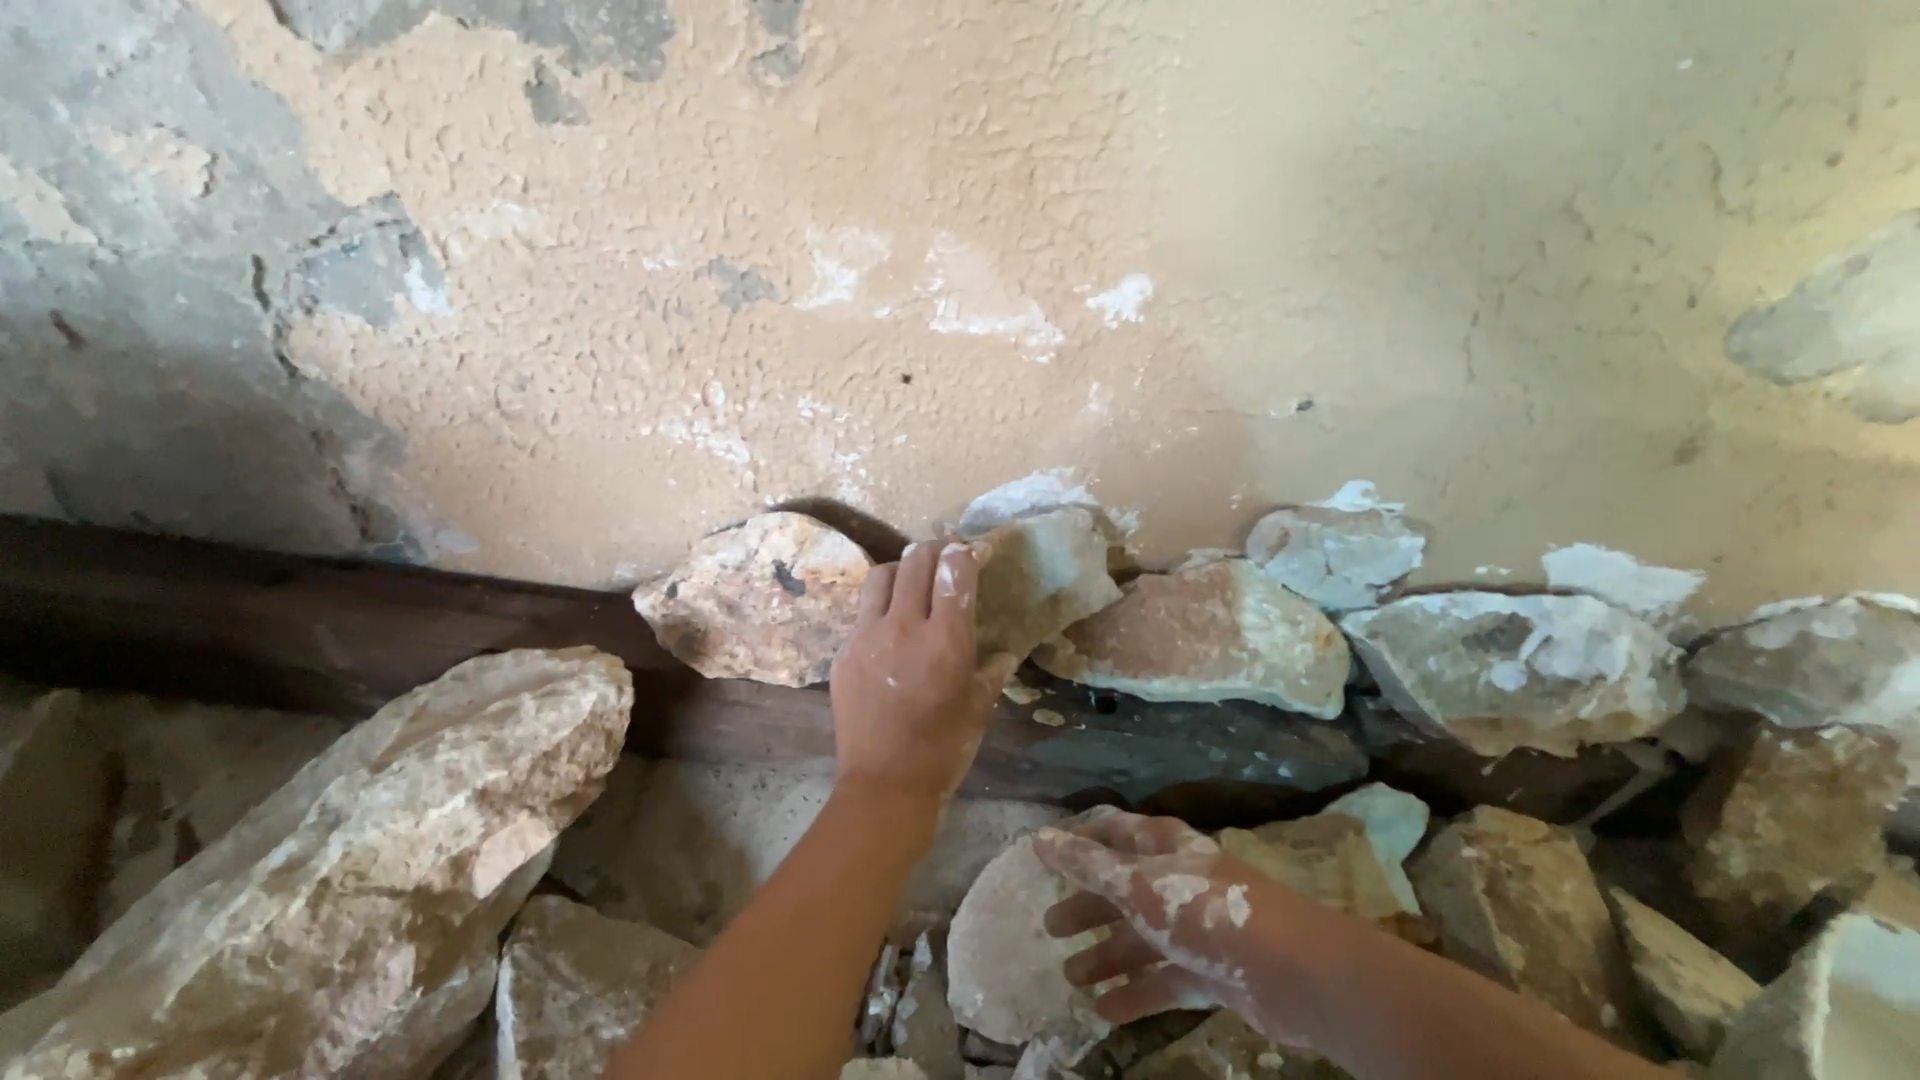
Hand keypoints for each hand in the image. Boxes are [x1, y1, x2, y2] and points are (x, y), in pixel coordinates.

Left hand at [830, 542, 1019, 805]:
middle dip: (934, 551)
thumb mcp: (979, 708)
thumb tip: (1004, 652)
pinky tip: (889, 627)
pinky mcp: (844, 652)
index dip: (964, 552)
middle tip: (944, 557)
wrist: (884, 783)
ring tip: (911, 583)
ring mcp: (867, 636)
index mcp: (946, 639)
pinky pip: (862, 612)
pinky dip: (880, 606)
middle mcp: (904, 626)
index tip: (971, 550)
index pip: (954, 571)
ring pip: (881, 576)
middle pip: (915, 561)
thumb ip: (992, 671)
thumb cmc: (943, 749)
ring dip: (901, 570)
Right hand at [1033, 810, 1316, 1046]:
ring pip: (1142, 938)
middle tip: (1051, 926)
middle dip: (1088, 907)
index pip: (1116, 831)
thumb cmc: (1204, 911)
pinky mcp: (1212, 972)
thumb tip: (1039, 836)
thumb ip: (1086, 864)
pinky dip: (1135, 993)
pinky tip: (1104, 1010)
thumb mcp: (1137, 883)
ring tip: (1070, 976)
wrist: (1289, 971)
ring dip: (1107, 955)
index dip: (1083, 839)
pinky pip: (1164, 980)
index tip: (1049, 853)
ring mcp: (1197, 928)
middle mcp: (1179, 880)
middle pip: (1124, 889)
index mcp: (1164, 846)